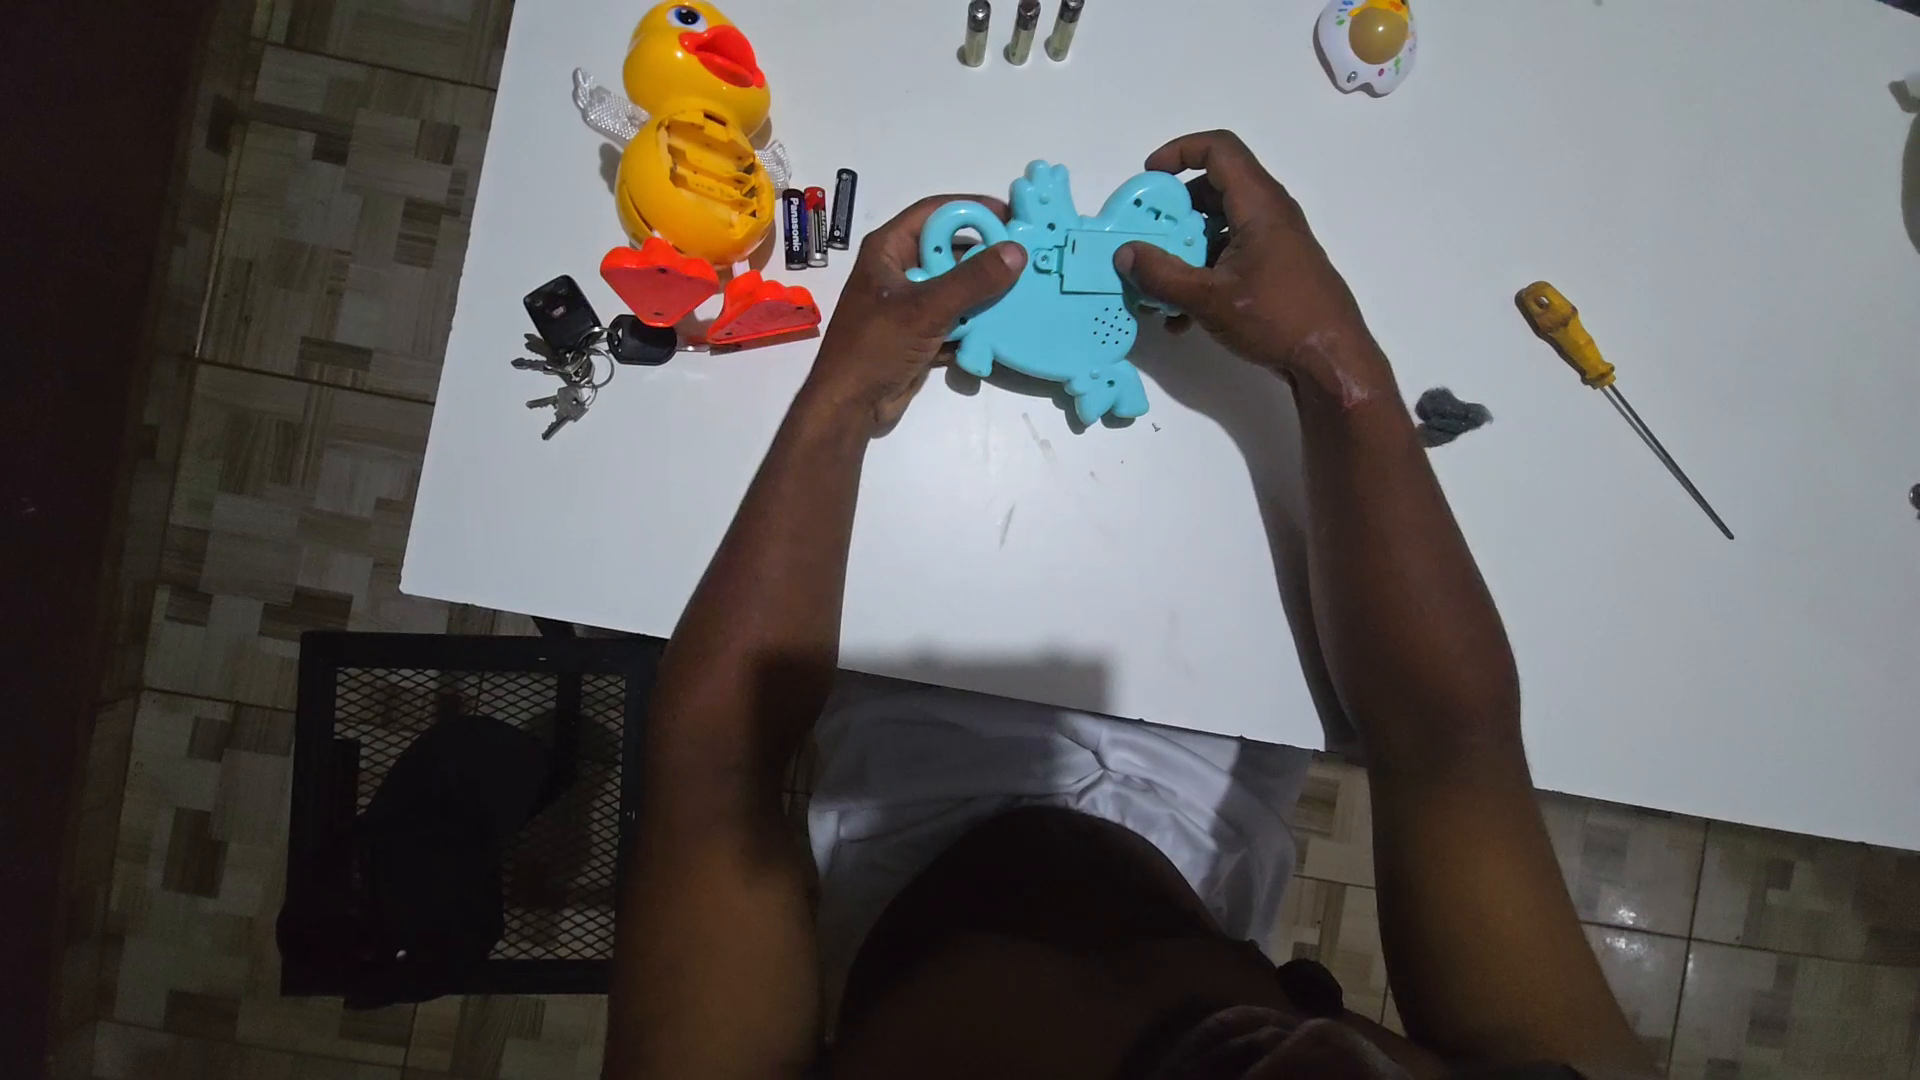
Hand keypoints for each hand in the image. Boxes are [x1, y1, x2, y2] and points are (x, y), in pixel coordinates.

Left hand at [800, 194, 1026, 434]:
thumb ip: (972, 281)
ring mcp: (909, 306)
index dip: (972, 210)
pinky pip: (953, 320)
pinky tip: (999, 329)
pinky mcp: (919, 335)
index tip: (1010, 216)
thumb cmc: (876, 346)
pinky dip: (973, 325)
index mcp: (888, 250)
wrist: (850, 405)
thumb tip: (1016, 252)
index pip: (935, 213)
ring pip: (954, 289)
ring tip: (1020, 293)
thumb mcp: (926, 308)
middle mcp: (899, 272)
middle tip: (1023, 258)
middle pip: (949, 252)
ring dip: (983, 295)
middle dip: (984, 257)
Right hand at [1116, 130, 1394, 408]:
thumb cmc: (1275, 318)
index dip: (1180, 153)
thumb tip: (1124, 254)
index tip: (1148, 177)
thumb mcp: (1208, 299)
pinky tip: (1181, 317)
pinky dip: (1202, 275)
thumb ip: (1162, 275)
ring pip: (1219, 228)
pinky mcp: (1272, 270)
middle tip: (1147, 236)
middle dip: (1174, 212)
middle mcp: (1268, 214)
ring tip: (1158, 285)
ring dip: (1184, 251)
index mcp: (1258, 205)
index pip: (1219, 150)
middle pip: (1214, 190)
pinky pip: (1229, 258)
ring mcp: (1272, 243)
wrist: (1328, 357)